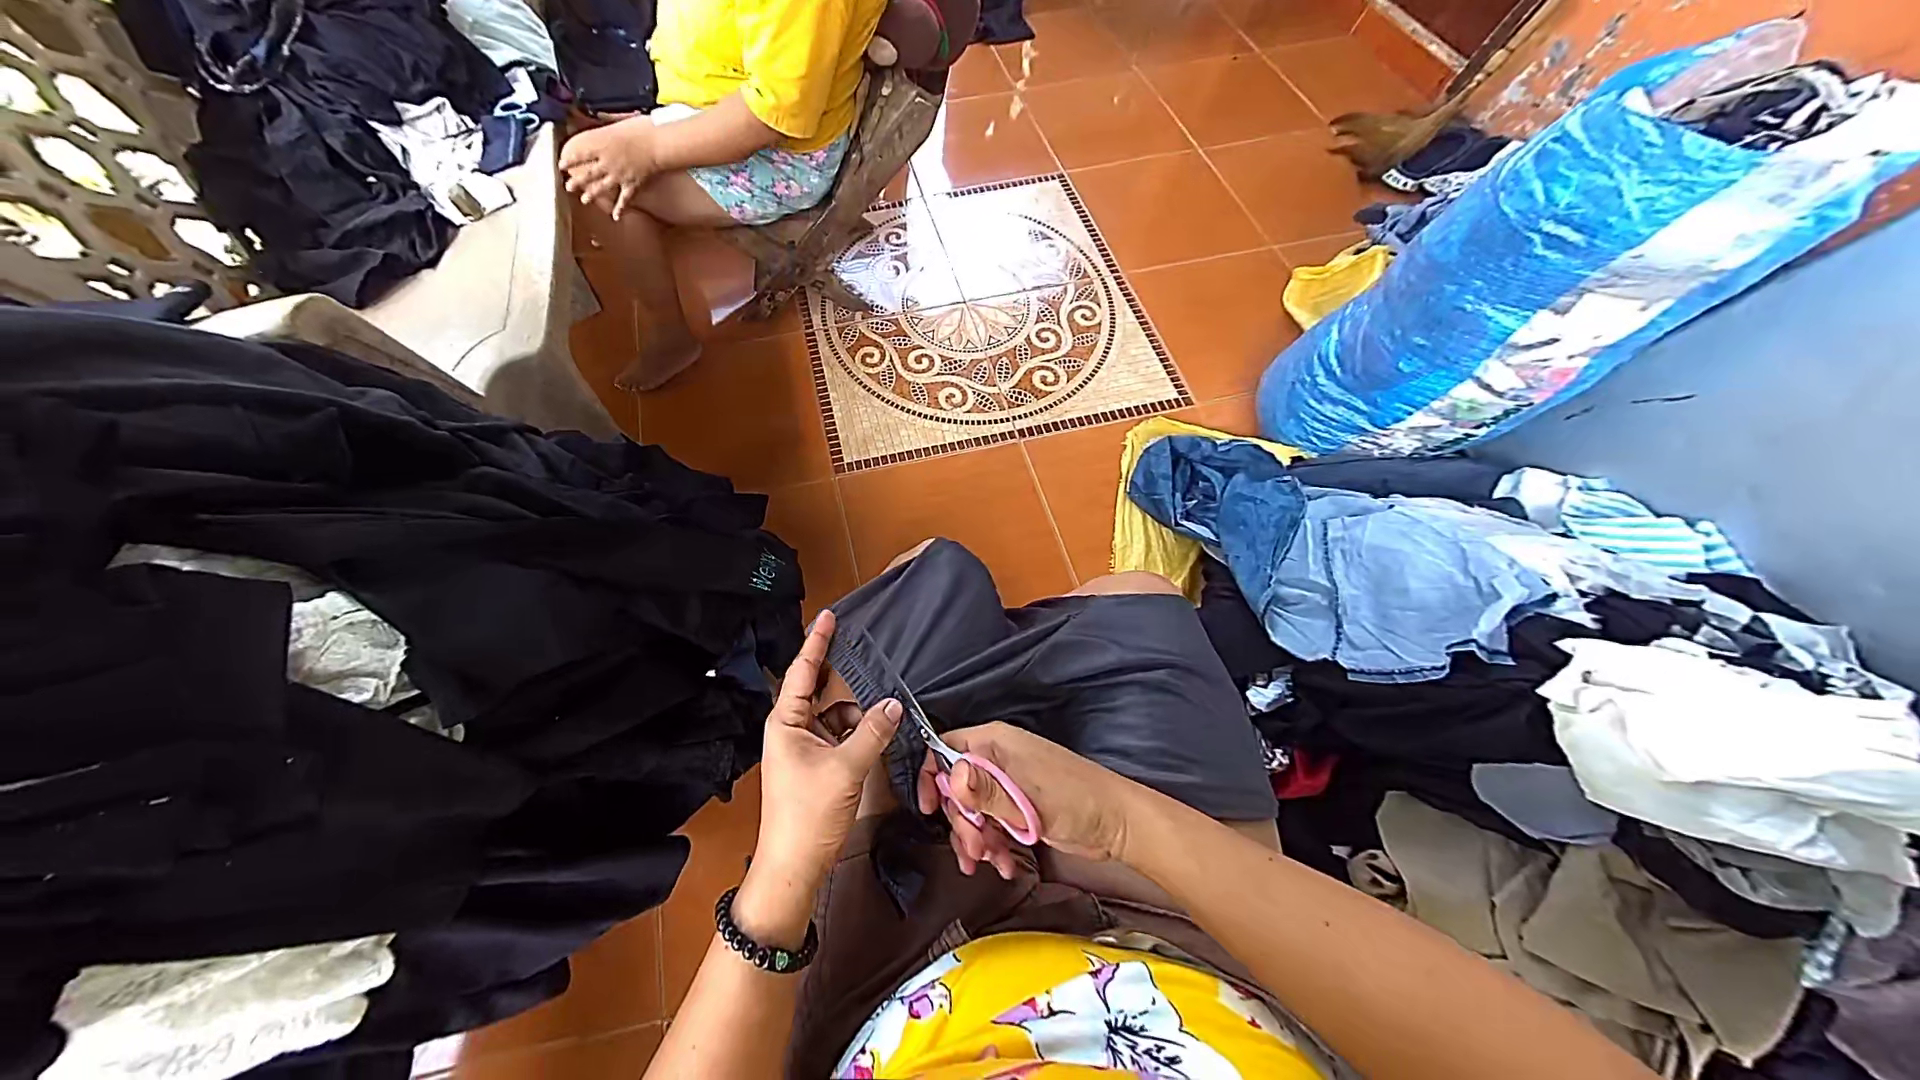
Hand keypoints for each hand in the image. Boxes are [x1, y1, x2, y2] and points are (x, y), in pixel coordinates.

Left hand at [559, 116, 658, 218]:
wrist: (658, 143)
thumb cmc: (642, 128)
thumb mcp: (619, 118)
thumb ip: (605, 119)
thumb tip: (595, 115)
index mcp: (601, 144)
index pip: (579, 153)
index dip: (568, 159)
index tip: (560, 164)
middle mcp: (606, 162)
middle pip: (587, 173)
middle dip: (576, 181)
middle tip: (568, 186)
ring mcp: (619, 175)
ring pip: (601, 187)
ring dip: (592, 194)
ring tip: (584, 200)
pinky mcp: (632, 184)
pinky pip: (624, 199)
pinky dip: (620, 208)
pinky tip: (616, 216)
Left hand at [750, 610, 900, 903]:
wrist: (794, 866)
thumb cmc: (808, 814)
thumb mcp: (846, 767)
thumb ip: (873, 731)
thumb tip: (894, 704)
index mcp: (786, 721)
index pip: (804, 671)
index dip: (817, 641)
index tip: (829, 615)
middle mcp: (792, 728)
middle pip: (822, 691)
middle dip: (845, 681)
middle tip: (867, 661)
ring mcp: (804, 746)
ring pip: (836, 715)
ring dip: (858, 716)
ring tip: (881, 722)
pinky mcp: (817, 764)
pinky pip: (841, 735)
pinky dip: (859, 734)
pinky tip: (876, 739)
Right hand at [915, 723, 1141, 880]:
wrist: (1118, 823)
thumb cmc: (1080, 800)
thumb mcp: (1028, 798)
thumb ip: (987, 789)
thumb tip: (954, 776)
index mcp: (997, 743)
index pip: (946, 749)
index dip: (934, 778)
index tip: (932, 808)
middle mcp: (1000, 759)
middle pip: (958, 786)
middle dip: (962, 821)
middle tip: (975, 846)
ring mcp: (1010, 783)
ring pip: (973, 809)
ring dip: (977, 839)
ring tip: (992, 860)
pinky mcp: (1019, 805)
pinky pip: (992, 823)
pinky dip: (994, 844)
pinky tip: (1005, 862)